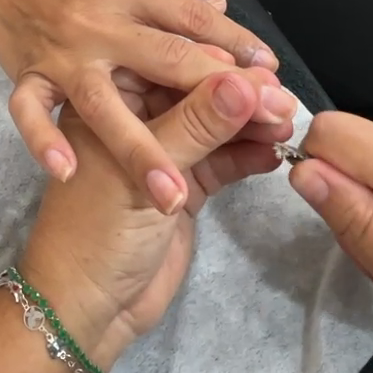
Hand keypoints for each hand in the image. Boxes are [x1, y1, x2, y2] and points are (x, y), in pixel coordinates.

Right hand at [0, 0, 294, 212]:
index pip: (190, 18)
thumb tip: (219, 16)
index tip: (273, 73)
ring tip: (173, 196)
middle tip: (264, 126)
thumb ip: (165, 1)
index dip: (235, 45)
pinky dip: (43, 140)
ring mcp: (59, 51)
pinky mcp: (24, 73)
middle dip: (217, 93)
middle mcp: (97, 19)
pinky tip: (67, 170)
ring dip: (138, 148)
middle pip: (165, 58)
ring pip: (104, 102)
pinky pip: (30, 112)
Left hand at [18, 68, 290, 367]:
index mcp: (109, 95)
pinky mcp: (184, 182)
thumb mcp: (145, 172)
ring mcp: (163, 150)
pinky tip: (273, 153)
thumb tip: (245, 83)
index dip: (215, 64)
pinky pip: (220, 160)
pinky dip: (246, 156)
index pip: (166, 64)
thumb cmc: (96, 226)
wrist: (86, 308)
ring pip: (213, 126)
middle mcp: (136, 114)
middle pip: (195, 92)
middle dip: (239, 95)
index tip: (262, 70)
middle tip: (284, 100)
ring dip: (248, 125)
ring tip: (286, 125)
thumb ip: (196, 125)